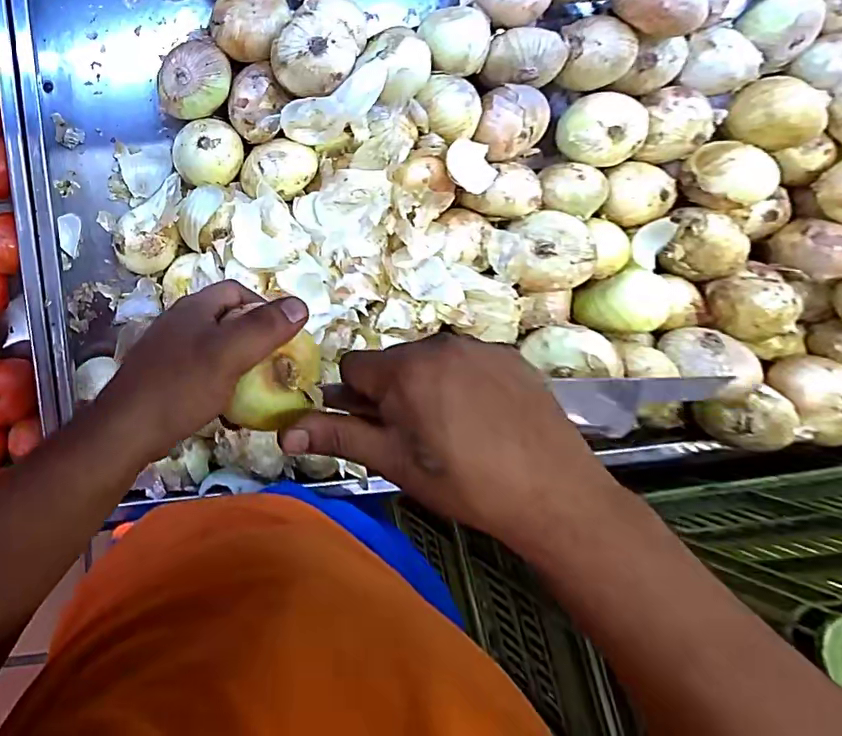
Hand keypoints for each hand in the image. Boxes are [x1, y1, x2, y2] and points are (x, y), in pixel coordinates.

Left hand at [85, 282, 306, 467]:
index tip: (283, 334)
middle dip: (252, 337)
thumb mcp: (229, 354)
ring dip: (235, 363)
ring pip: (212, 346)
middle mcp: (178, 321)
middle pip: (224, 318)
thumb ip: (264, 328)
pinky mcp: (160, 376)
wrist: (125, 429)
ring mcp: (166, 349)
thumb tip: (300, 304)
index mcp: (194, 307)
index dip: (264, 306)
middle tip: (272, 364)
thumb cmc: (180, 386)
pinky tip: (223, 407)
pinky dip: (216, 382)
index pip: (236, 290)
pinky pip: (197, 370)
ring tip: (253, 388)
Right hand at [279, 335, 618, 546]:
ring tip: (456, 430)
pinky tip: (486, 418)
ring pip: (428, 360)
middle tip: (419, 437)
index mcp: (403, 368)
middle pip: (391, 363)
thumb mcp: (394, 463)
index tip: (383, 430)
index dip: (359, 401)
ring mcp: (477, 346)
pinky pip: (467, 360)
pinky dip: (464, 382)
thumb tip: (283, 431)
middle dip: (393, 393)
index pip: (353, 369)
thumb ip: (337, 437)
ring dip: (427, 386)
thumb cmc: (465, 484)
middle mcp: (436, 344)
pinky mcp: (509, 355)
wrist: (558, 497)